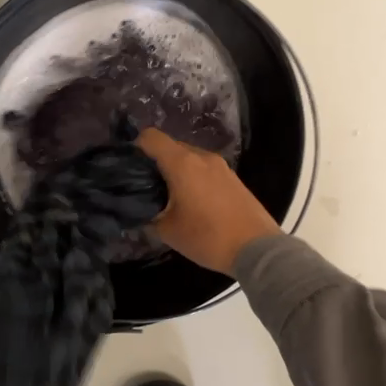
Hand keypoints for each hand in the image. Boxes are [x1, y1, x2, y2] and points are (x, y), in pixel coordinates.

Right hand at [136, 127, 282, 273]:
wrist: (256, 248)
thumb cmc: (207, 237)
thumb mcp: (168, 231)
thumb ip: (148, 215)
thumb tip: (139, 209)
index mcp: (182, 164)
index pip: (151, 138)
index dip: (135, 148)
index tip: (129, 169)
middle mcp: (202, 157)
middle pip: (170, 146)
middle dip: (155, 162)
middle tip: (145, 188)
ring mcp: (221, 166)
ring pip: (188, 158)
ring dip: (175, 171)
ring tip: (168, 197)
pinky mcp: (232, 178)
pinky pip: (203, 169)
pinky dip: (192, 178)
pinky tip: (191, 202)